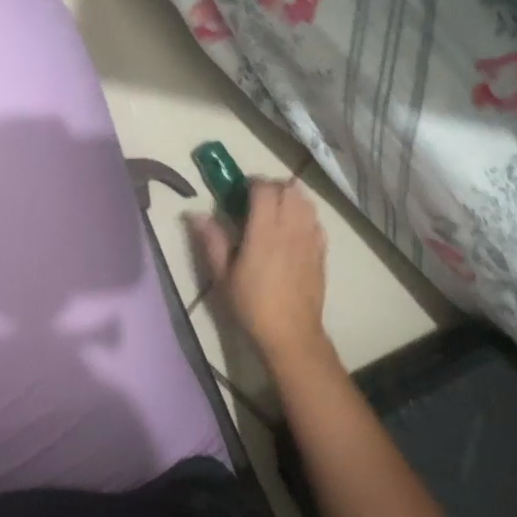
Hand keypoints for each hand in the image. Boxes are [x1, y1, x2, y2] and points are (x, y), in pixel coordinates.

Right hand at [190, 179, 328, 363]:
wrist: (291, 333)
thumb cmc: (252, 305)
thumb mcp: (223, 275)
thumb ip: (211, 240)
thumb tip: (194, 214)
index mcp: (264, 232)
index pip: (264, 189)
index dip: (252, 183)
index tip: (240, 191)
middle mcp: (291, 229)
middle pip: (289, 189)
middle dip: (272, 187)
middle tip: (256, 199)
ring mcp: (310, 239)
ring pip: (307, 201)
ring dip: (291, 197)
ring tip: (276, 210)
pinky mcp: (322, 251)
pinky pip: (316, 220)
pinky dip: (305, 215)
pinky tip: (293, 230)